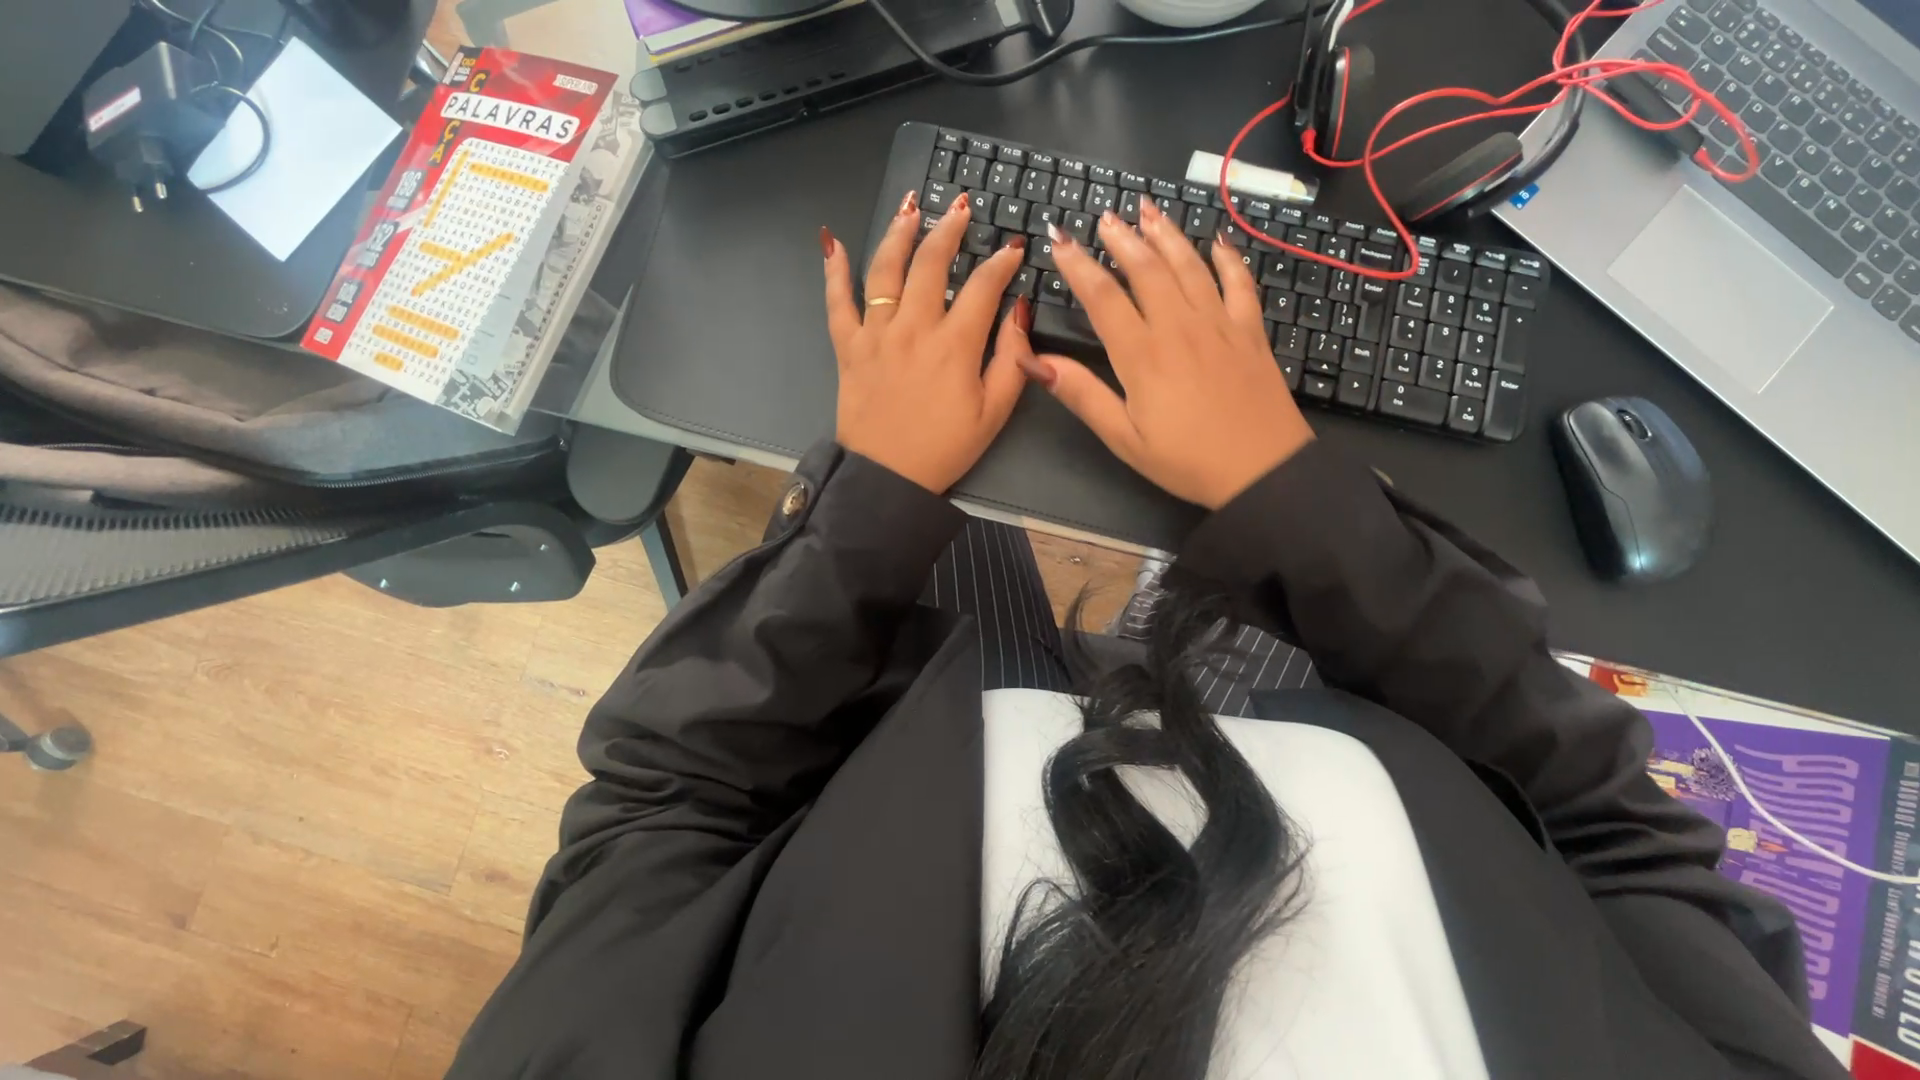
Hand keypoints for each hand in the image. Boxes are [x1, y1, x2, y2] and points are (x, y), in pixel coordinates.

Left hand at [823, 191, 1036, 493]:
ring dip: (899, 232)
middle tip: (961, 208)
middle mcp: (914, 328)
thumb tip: (1019, 312)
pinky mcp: (848, 347)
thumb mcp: (995, 412)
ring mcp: (876, 334)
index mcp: (955, 345)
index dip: (1001, 261)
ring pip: (885, 269)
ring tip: (911, 207)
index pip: (983, 286)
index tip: (1012, 247)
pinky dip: (833, 271)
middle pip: (931, 263)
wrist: (886, 478)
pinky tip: (831, 242)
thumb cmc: (945, 448)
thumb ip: (1013, 360)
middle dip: (950, 228)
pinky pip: (837, 302)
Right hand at [1020, 200, 1314, 509]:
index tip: (1059, 240)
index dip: (1077, 265)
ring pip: (1189, 265)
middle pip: (1146, 269)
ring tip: (1148, 210)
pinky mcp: (1250, 331)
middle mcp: (1179, 327)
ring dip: (1166, 234)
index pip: (1102, 297)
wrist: (1263, 470)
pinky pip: (1239, 282)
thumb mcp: (1124, 438)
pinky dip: (1228, 257)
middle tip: (1105, 217)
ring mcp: (1219, 324)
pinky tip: (1218, 241)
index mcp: (1142, 354)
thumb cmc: (1186, 461)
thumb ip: (1082, 395)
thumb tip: (1034, 362)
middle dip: (1122, 238)